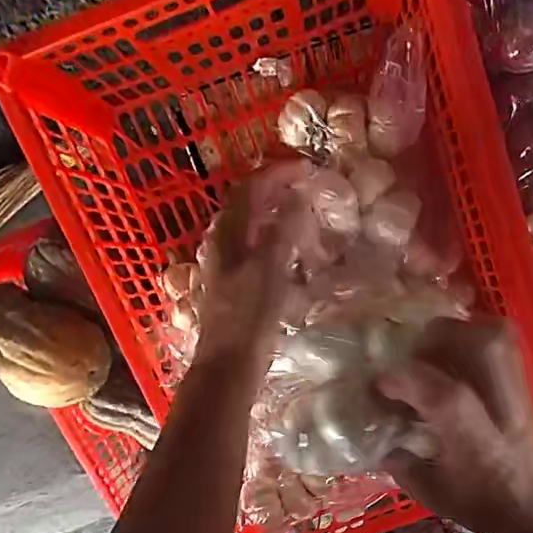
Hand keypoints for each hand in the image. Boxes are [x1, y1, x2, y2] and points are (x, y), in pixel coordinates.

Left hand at [194, 166, 312, 375]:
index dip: (278, 172)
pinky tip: (290, 252)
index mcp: (229, 233)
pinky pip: (255, 247)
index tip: (308, 169)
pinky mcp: (234, 283)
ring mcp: (226, 263)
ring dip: (275, 214)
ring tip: (303, 215)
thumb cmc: (249, 316)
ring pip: (251, 225)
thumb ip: (283, 230)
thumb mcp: (270, 269)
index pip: (252, 187)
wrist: (229, 363)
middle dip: (276, 189)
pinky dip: (274, 239)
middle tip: (308, 188)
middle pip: (248, 203)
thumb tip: (297, 196)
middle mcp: (223, 242)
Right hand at [376, 318, 532, 532]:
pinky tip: (452, 353)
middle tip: (413, 355)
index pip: (448, 397)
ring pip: (499, 336)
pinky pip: (504, 341)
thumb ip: (401, 463)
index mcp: (479, 445)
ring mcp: (521, 391)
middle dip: (440, 337)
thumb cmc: (484, 504)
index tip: (380, 384)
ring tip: (432, 349)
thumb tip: (377, 433)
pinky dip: (473, 336)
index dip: (408, 381)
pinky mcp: (527, 382)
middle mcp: (505, 409)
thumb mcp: (433, 494)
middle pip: (486, 347)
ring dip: (459, 330)